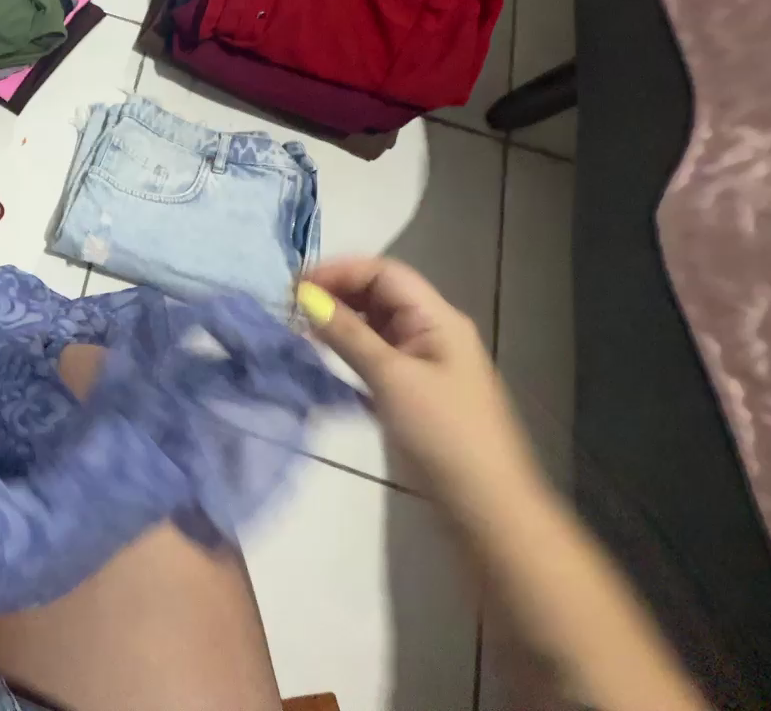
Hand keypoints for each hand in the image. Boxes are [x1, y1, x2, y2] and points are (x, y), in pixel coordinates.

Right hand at [297, 257, 545, 518]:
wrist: (481, 499)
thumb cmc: (441, 431)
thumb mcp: (390, 376)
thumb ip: (346, 334)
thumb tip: (304, 297)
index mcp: (437, 319)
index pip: (383, 272)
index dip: (338, 271)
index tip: (294, 287)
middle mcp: (430, 329)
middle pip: (376, 292)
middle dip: (333, 291)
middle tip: (288, 306)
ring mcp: (420, 357)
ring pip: (370, 320)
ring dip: (334, 317)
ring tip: (295, 326)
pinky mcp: (408, 383)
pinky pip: (370, 348)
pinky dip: (342, 342)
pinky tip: (318, 351)